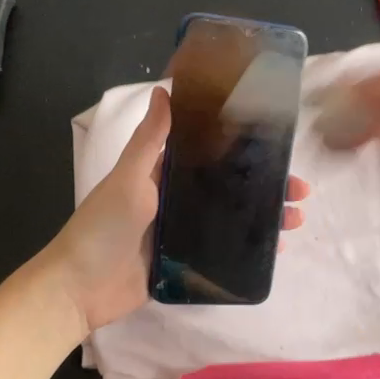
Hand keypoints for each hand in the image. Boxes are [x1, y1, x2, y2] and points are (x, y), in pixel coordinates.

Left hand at [40, 86, 310, 336]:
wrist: (80, 288)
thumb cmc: (102, 228)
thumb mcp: (128, 179)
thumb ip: (150, 141)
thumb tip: (165, 89)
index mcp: (159, 175)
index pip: (208, 155)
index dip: (242, 150)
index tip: (276, 147)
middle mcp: (173, 201)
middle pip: (226, 189)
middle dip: (263, 188)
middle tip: (299, 191)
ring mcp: (179, 235)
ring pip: (229, 220)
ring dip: (262, 218)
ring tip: (295, 220)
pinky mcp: (182, 266)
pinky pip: (220, 254)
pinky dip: (247, 249)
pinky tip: (274, 249)